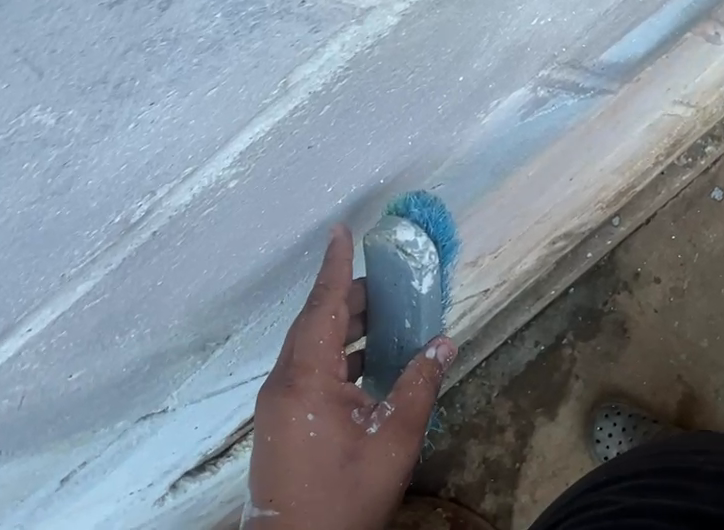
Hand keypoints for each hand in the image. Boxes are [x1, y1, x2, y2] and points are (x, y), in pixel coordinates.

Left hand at [247, 225, 455, 529]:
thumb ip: (419, 384)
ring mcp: (280, 403)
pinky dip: (340, 351)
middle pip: (316, 322)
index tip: (341, 230)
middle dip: (350, 296)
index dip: (334, 266)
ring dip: (346, 325)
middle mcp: (285, 383)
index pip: (322, 307)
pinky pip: (311, 367)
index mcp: (306, 378)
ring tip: (385, 313)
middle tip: (388, 278)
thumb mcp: (394, 439)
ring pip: (312, 345)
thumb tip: (443, 342)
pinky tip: (369, 358)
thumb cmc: (344, 494)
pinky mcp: (283, 421)